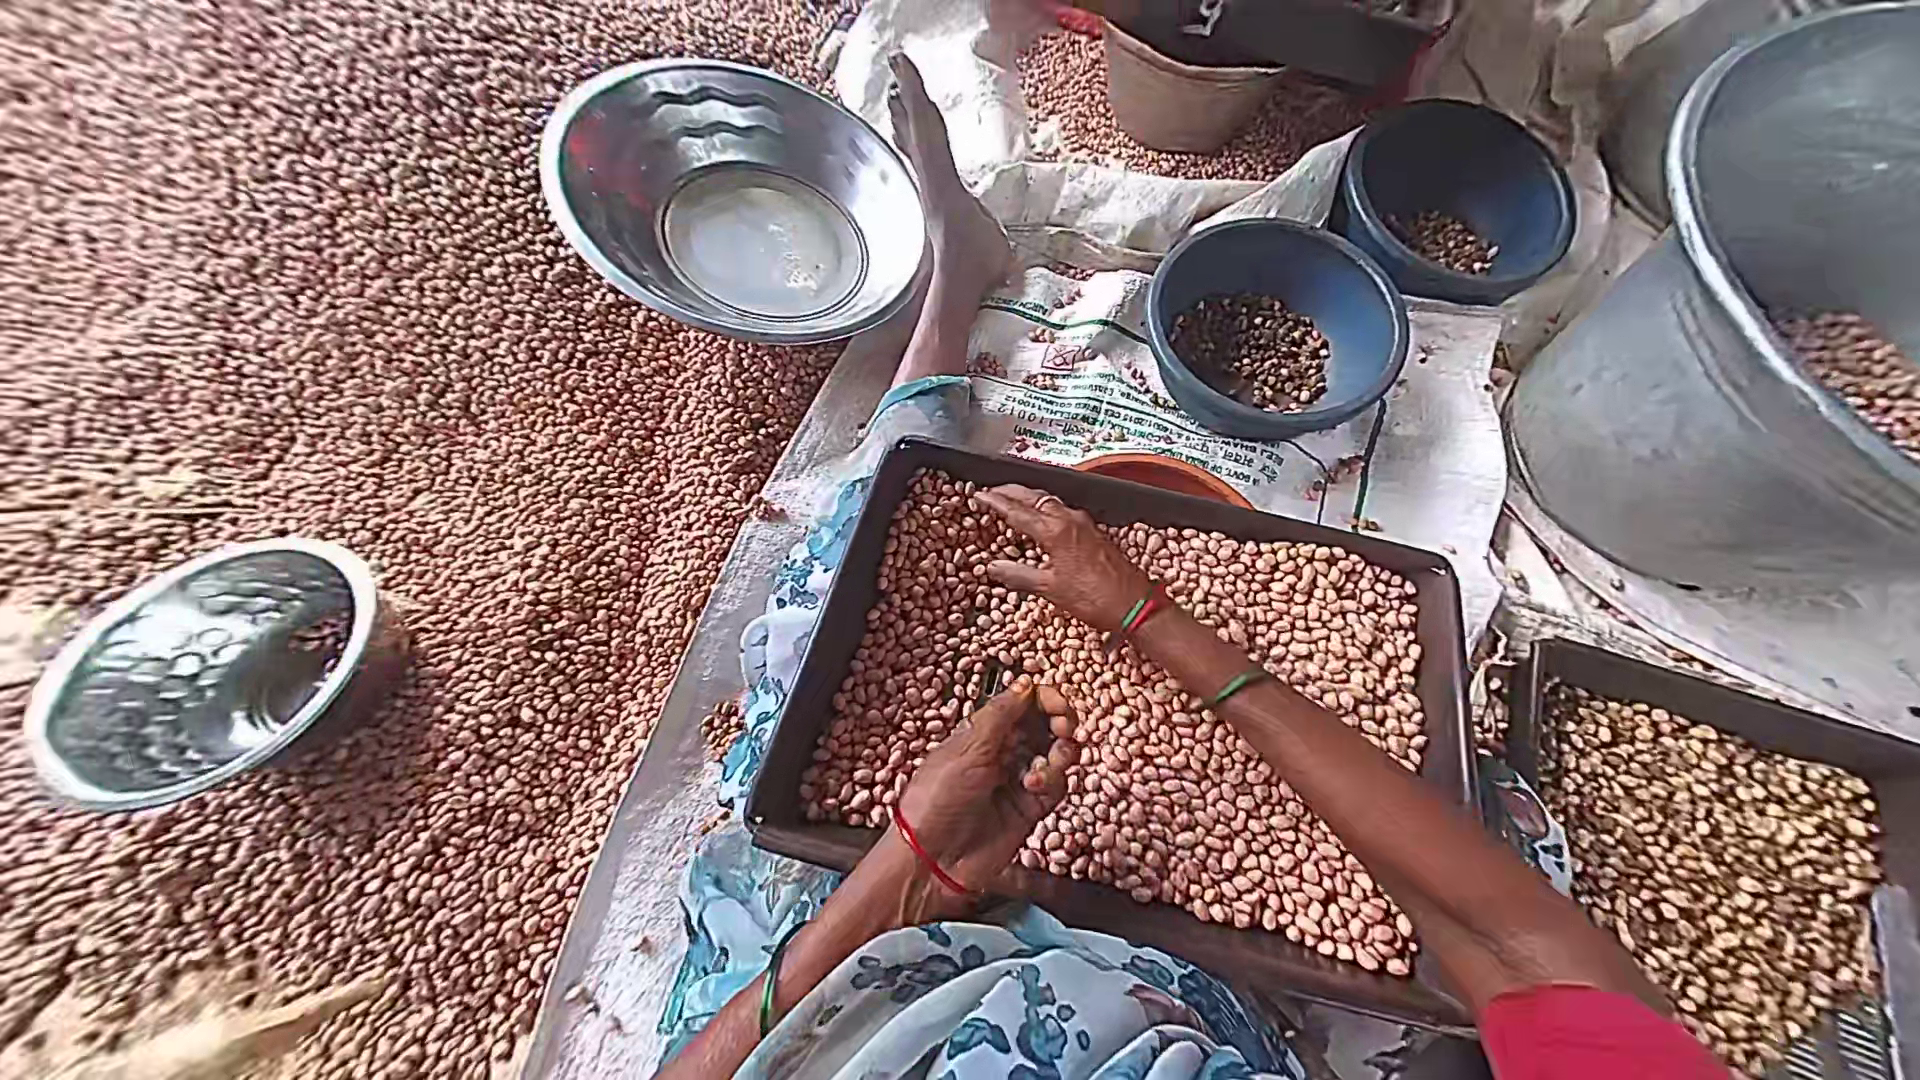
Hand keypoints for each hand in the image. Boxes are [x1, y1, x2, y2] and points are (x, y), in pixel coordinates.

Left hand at [894, 679, 1079, 900]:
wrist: (931, 859)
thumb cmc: (938, 797)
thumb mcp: (968, 748)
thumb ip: (1001, 715)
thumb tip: (1024, 683)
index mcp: (984, 730)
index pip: (1023, 703)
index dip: (1044, 699)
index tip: (1057, 703)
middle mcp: (1004, 751)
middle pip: (1045, 725)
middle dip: (1059, 722)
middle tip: (1063, 727)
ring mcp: (1018, 779)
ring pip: (1055, 754)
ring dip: (1060, 752)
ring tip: (1050, 762)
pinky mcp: (1030, 808)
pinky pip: (1055, 785)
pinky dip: (1052, 780)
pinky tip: (1033, 786)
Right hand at [975, 484, 1153, 631]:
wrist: (1136, 604)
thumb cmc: (1095, 598)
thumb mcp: (1049, 589)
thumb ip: (1018, 575)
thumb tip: (992, 567)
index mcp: (1054, 530)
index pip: (1016, 510)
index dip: (994, 502)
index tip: (978, 495)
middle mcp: (1069, 520)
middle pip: (1033, 497)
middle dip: (1010, 492)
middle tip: (992, 491)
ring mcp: (1083, 524)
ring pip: (1049, 502)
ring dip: (1028, 499)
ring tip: (1012, 501)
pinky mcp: (1092, 532)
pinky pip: (1062, 511)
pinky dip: (1044, 509)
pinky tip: (1041, 519)